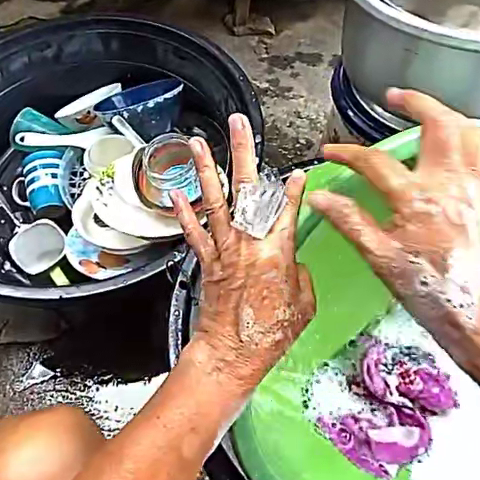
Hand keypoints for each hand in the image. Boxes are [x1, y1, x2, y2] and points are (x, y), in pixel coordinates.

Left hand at [172, 114, 314, 395]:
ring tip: (199, 143)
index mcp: (277, 251)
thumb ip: (301, 275)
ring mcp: (224, 249)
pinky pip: (194, 232)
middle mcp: (248, 243)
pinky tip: (176, 193)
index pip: (287, 208)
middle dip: (244, 153)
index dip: (294, 187)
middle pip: (247, 189)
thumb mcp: (303, 304)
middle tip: (240, 126)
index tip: (299, 171)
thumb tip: (292, 262)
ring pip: (215, 201)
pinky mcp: (207, 261)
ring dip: (207, 169)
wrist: (231, 353)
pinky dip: (184, 212)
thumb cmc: (268, 333)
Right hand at [305, 89, 479, 365]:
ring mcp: (474, 188)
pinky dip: (474, 141)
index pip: (374, 162)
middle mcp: (450, 186)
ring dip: (448, 116)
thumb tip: (320, 198)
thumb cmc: (427, 287)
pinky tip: (461, 144)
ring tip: (429, 112)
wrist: (473, 308)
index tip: (332, 153)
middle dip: (416, 102)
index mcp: (417, 200)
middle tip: (395, 96)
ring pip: (470, 132)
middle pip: (439, 124)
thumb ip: (349, 221)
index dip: (347, 153)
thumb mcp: (378, 257)